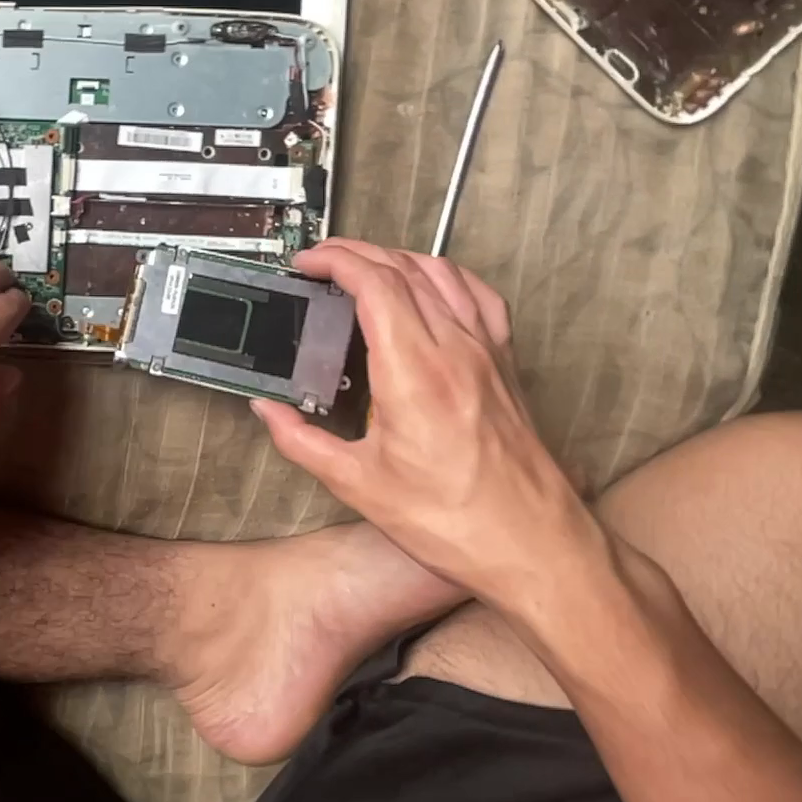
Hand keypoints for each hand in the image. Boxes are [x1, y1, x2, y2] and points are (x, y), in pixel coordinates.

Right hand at [252, 239, 603, 606]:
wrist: (536, 549)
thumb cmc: (454, 520)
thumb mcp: (356, 484)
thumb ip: (300, 440)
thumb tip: (265, 411)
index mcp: (414, 372)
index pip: (375, 284)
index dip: (335, 260)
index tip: (307, 262)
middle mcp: (456, 351)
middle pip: (403, 268)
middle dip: (355, 252)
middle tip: (319, 261)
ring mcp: (487, 353)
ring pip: (442, 274)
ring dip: (395, 257)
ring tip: (362, 266)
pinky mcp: (506, 366)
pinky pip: (479, 297)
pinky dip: (445, 276)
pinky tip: (429, 285)